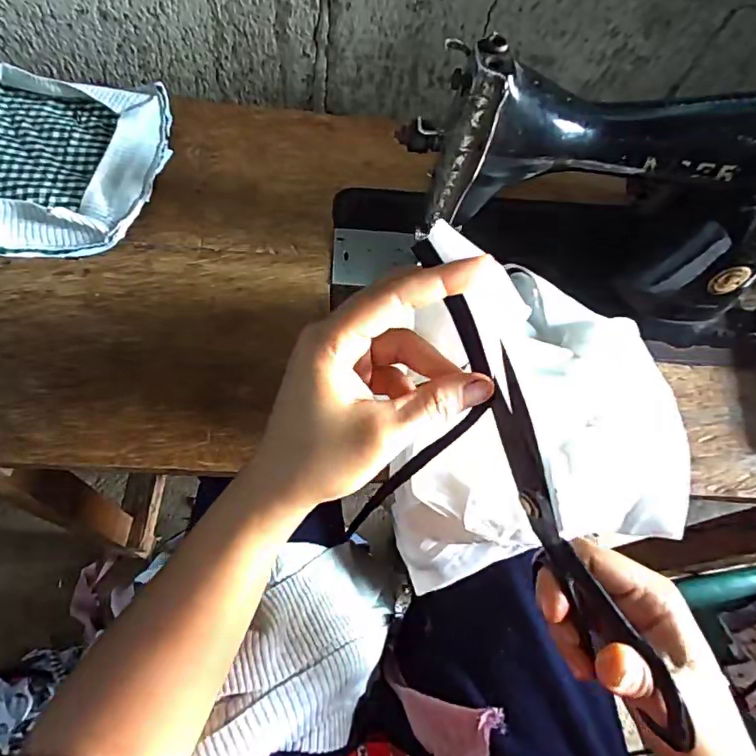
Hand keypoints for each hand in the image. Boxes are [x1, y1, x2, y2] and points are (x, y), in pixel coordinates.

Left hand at [236, 259, 496, 511]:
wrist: (280, 487)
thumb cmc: (312, 460)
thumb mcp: (383, 432)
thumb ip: (433, 404)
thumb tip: (475, 385)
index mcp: (331, 341)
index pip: (392, 295)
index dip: (439, 279)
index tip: (475, 268)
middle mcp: (331, 339)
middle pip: (395, 315)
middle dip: (437, 326)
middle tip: (476, 320)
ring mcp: (336, 356)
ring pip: (395, 345)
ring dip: (424, 368)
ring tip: (450, 396)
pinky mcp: (342, 374)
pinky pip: (386, 365)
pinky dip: (408, 382)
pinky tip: (419, 406)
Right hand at [536, 539, 755, 755]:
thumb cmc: (705, 728)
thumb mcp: (678, 706)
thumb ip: (641, 678)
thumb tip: (610, 660)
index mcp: (654, 595)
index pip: (593, 557)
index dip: (563, 573)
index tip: (554, 613)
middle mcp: (634, 595)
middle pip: (573, 572)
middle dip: (559, 605)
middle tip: (568, 646)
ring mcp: (620, 612)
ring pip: (569, 596)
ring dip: (563, 630)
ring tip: (583, 669)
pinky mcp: (608, 632)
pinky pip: (573, 620)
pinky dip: (568, 643)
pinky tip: (586, 671)